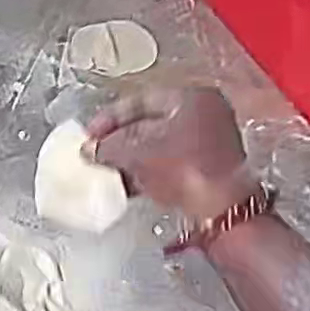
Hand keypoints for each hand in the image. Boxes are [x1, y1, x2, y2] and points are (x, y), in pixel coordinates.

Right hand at [84, 86, 256, 219]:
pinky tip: (123, 187)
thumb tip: (89, 149)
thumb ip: (109, 147)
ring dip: (127, 160)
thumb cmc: (184, 169)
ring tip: (102, 173)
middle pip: (148, 123)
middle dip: (117, 141)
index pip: (140, 100)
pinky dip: (143, 173)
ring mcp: (205, 144)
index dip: (110, 117)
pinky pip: (165, 165)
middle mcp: (202, 115)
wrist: (221, 211)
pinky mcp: (203, 171)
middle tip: (93, 154)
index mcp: (191, 99)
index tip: (88, 135)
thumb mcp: (139, 153)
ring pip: (155, 147)